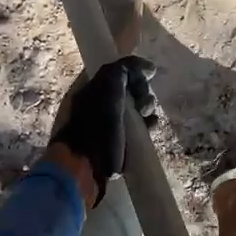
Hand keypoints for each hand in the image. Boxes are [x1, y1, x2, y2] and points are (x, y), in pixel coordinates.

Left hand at [48, 56, 157, 205]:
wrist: (83, 168)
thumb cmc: (94, 123)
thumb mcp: (108, 86)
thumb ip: (125, 69)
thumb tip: (149, 68)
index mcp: (88, 87)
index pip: (115, 69)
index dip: (133, 69)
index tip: (149, 73)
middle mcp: (96, 104)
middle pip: (128, 87)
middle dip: (142, 90)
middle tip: (144, 100)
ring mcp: (107, 126)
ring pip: (135, 108)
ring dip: (146, 107)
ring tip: (148, 115)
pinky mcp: (118, 145)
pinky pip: (137, 128)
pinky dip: (147, 124)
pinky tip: (152, 125)